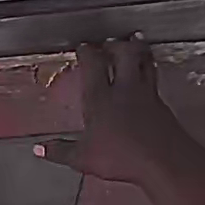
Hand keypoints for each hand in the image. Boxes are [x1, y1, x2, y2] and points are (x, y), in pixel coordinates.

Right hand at [35, 37, 204, 186]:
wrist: (165, 162)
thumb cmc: (121, 157)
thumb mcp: (83, 158)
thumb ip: (60, 151)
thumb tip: (39, 150)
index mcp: (101, 98)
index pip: (93, 65)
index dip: (87, 52)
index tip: (83, 47)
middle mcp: (125, 90)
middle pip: (124, 54)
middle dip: (116, 44)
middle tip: (110, 42)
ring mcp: (147, 95)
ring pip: (144, 62)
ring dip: (138, 50)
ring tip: (135, 42)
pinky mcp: (163, 106)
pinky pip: (154, 80)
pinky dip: (149, 71)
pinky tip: (146, 79)